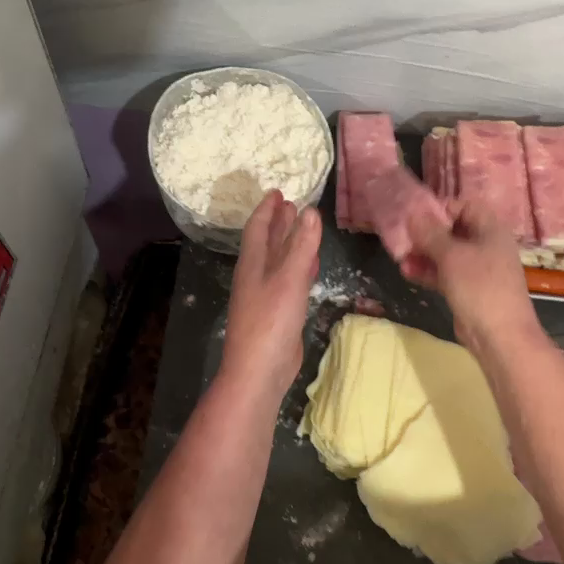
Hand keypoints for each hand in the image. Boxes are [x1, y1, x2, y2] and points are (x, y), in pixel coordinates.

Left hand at [220, 190, 322, 401]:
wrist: (258, 372)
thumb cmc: (270, 321)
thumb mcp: (289, 278)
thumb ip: (301, 245)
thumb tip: (310, 210)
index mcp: (253, 263)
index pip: (258, 227)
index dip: (267, 208)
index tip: (277, 191)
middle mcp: (256, 275)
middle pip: (267, 241)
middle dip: (278, 222)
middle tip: (291, 204)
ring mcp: (266, 296)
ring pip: (278, 260)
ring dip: (289, 243)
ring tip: (302, 226)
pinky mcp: (278, 313)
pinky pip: (288, 280)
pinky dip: (298, 267)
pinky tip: (309, 267)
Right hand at [408, 200, 542, 354]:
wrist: (500, 337)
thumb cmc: (479, 287)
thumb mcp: (451, 255)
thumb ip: (430, 233)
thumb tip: (414, 212)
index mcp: (490, 229)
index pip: (464, 205)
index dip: (440, 208)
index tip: (417, 217)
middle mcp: (486, 244)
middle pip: (452, 229)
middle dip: (426, 233)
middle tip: (403, 237)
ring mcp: (478, 269)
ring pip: (446, 253)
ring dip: (423, 254)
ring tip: (400, 257)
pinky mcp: (468, 289)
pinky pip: (446, 273)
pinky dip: (428, 271)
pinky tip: (407, 272)